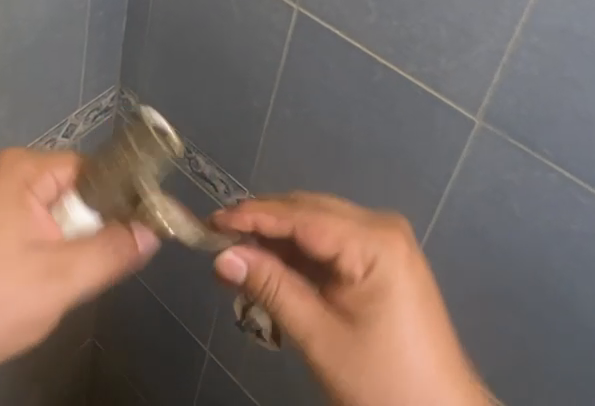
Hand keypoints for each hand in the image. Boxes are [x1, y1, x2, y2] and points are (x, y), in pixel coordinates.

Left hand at [0, 148, 158, 403]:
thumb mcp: (59, 281)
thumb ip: (110, 252)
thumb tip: (153, 230)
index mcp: (20, 169)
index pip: (90, 168)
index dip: (119, 197)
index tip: (140, 230)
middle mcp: (0, 174)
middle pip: (69, 192)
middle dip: (87, 230)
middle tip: (94, 269)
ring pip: (48, 216)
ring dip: (64, 247)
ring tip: (61, 284)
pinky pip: (25, 229)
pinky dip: (39, 254)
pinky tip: (32, 288)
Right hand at [212, 192, 495, 405]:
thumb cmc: (383, 382)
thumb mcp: (320, 336)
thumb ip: (271, 287)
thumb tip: (221, 256)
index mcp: (374, 239)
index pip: (300, 215)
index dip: (252, 215)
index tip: (210, 221)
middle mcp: (381, 226)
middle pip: (308, 212)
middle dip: (261, 225)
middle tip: (216, 240)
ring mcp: (385, 242)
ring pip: (317, 225)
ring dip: (277, 240)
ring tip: (235, 255)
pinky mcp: (383, 260)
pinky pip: (331, 244)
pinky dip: (299, 255)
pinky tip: (270, 266)